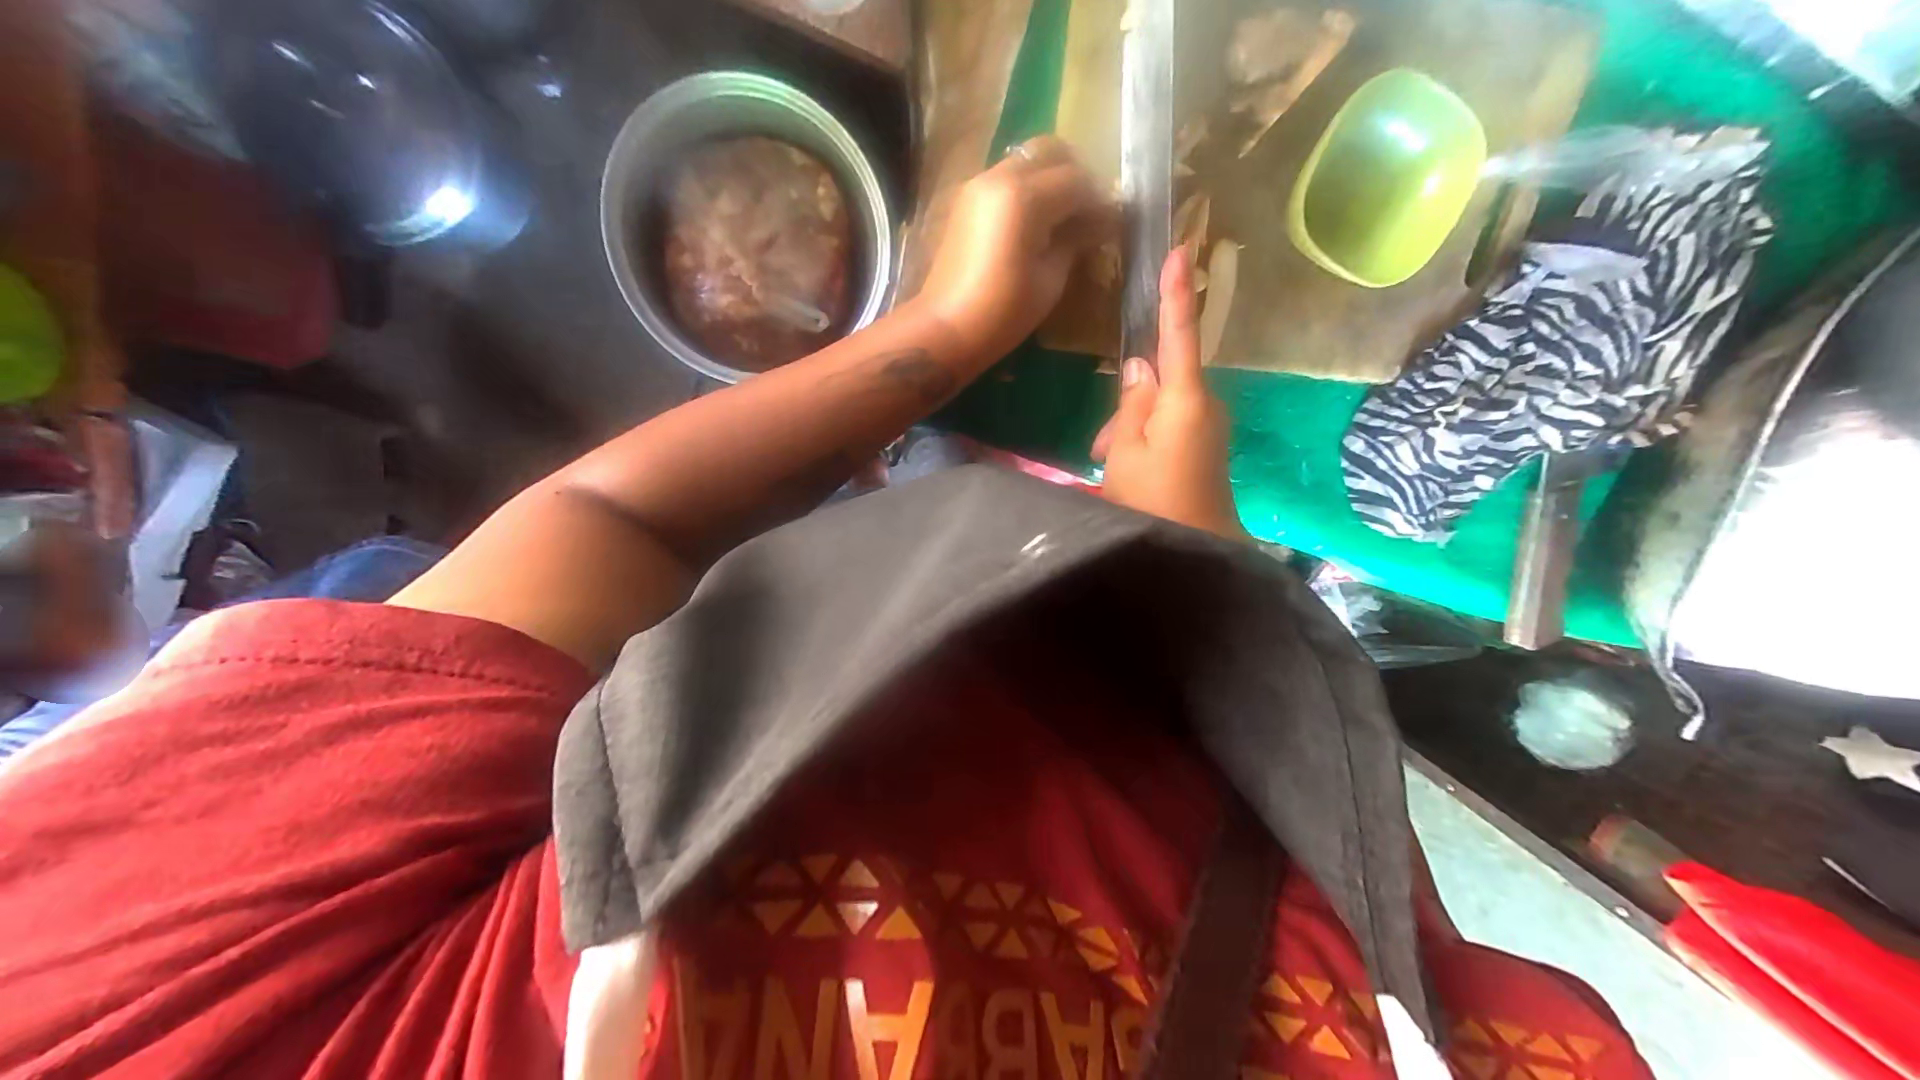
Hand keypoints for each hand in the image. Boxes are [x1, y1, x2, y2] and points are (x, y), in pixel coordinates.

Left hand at [913, 136, 1110, 359]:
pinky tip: (1037, 223)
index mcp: (1025, 197)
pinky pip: (1006, 178)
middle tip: (1088, 210)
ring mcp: (979, 185)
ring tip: (1063, 218)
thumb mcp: (1050, 279)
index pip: (1077, 180)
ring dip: (1050, 179)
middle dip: (1076, 174)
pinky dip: (1027, 189)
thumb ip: (1076, 240)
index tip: (1112, 224)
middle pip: (1050, 151)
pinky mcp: (967, 201)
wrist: (946, 329)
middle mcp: (1000, 177)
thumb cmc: (1004, 312)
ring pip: (1026, 160)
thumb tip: (1099, 223)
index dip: (1099, 201)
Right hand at [1092, 248, 1245, 539]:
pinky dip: (1141, 441)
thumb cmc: (1154, 498)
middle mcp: (1203, 406)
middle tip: (1100, 445)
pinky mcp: (1202, 448)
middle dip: (1127, 403)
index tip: (1180, 250)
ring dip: (1129, 429)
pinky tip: (1120, 469)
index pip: (1179, 334)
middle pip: (1161, 381)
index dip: (1177, 292)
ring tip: (1104, 464)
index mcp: (1185, 399)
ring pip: (1158, 409)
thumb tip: (1140, 365)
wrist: (1197, 548)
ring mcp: (1206, 428)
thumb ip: (1132, 403)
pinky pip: (1166, 429)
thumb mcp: (1127, 450)